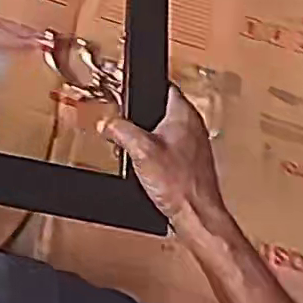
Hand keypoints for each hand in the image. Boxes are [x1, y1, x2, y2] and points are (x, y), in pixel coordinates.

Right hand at [102, 86, 230, 237]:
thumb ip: (120, 130)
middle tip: (126, 125)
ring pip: (164, 131)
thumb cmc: (179, 183)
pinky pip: (167, 150)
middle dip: (140, 117)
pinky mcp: (189, 163)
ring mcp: (193, 145)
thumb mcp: (139, 149)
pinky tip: (145, 167)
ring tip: (134, 149)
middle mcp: (193, 127)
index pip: (165, 87)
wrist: (196, 215)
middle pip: (161, 110)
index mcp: (184, 114)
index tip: (130, 91)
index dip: (145, 88)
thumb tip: (106, 123)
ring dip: (146, 138)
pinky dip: (154, 154)